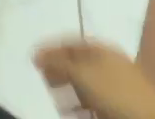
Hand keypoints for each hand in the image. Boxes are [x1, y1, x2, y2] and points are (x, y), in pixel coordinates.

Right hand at [34, 39, 154, 118]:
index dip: (49, 49)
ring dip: (68, 93)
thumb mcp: (81, 73)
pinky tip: (74, 112)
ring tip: (60, 103)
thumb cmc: (116, 93)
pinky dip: (81, 105)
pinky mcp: (120, 104)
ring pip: (83, 84)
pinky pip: (94, 100)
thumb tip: (35, 54)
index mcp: (101, 48)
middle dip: (58, 74)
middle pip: (75, 63)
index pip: (68, 42)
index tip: (33, 61)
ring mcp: (116, 84)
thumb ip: (56, 62)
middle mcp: (108, 61)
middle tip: (46, 83)